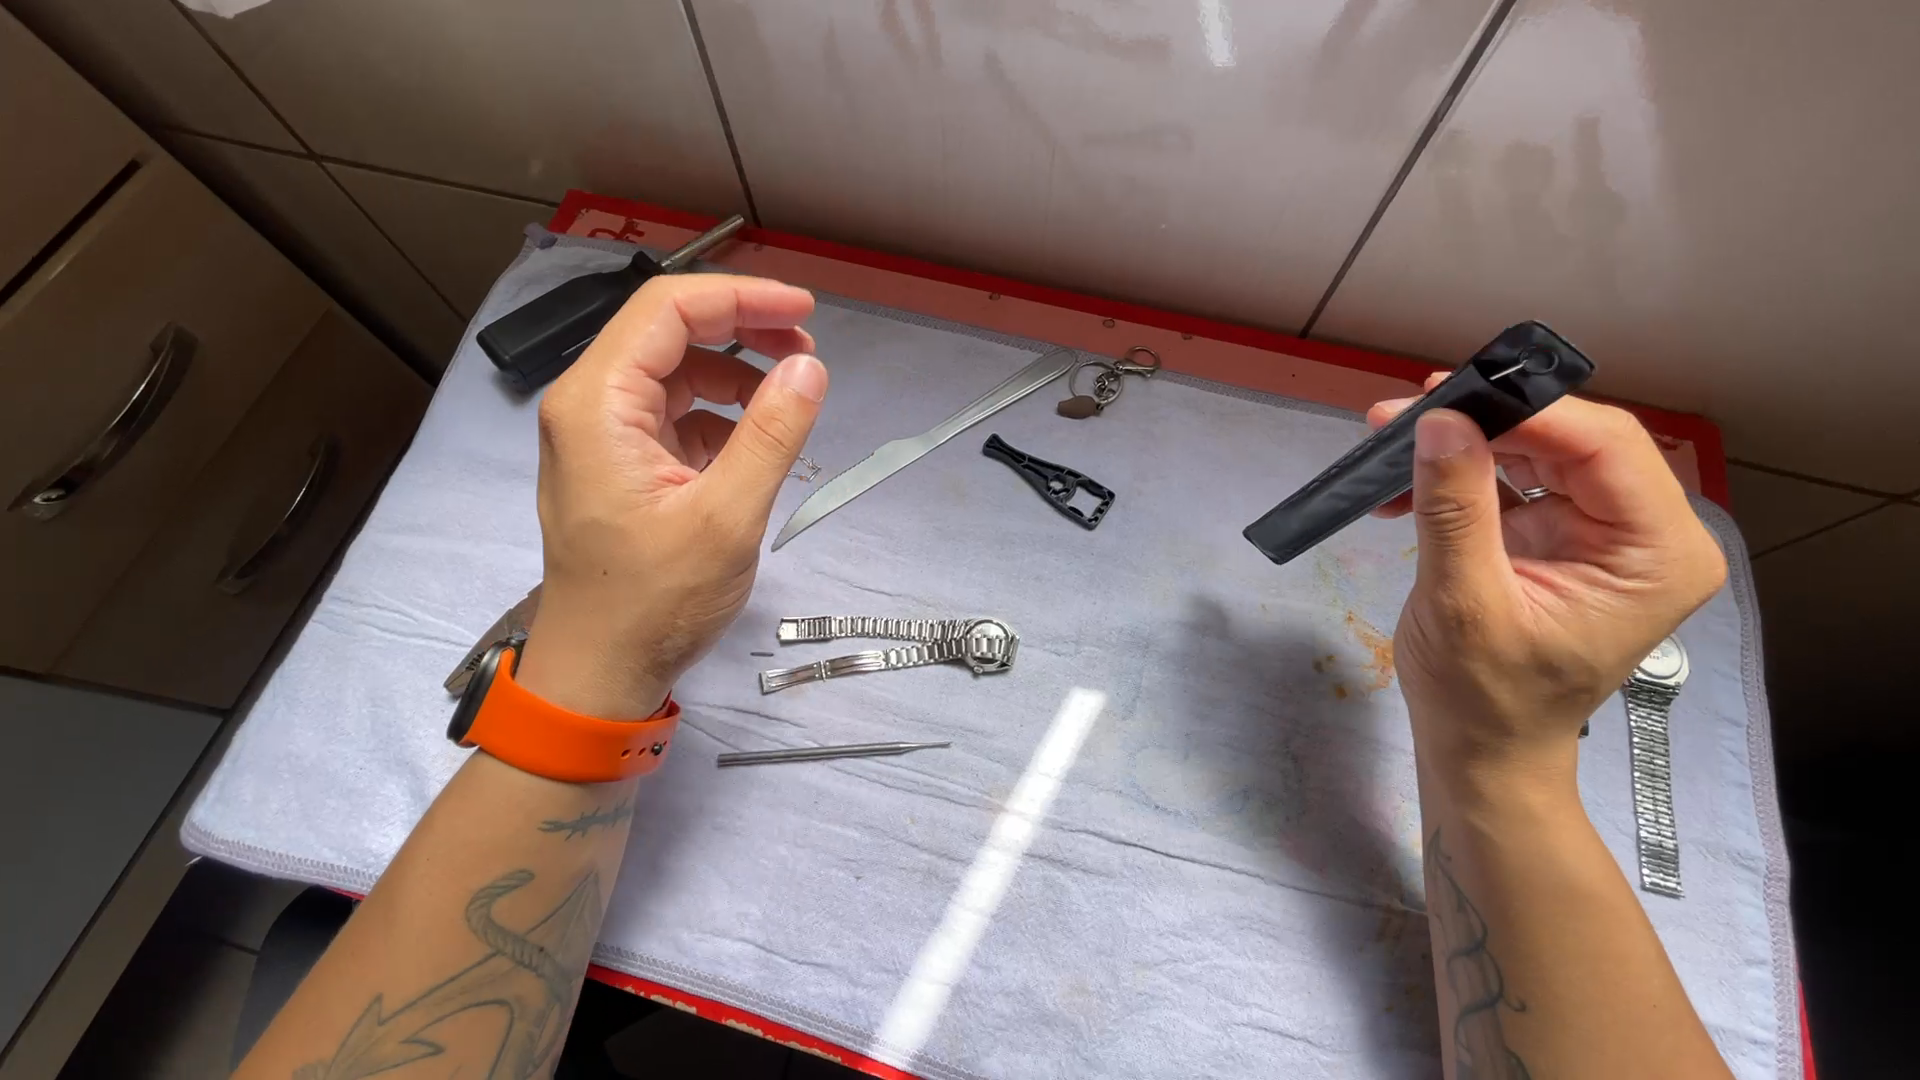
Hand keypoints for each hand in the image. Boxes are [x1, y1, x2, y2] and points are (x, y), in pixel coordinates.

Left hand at [512, 274, 827, 717]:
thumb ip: (770, 435)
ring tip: (788, 401)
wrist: (601, 671)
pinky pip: (675, 415)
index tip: (807, 313)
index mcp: (598, 403)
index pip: (669, 310)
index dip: (742, 298)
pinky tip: (753, 446)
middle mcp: (589, 405)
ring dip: (735, 376)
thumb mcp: (727, 518)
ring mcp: (602, 436)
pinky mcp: (620, 465)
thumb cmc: (656, 601)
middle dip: (743, 331)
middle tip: (807, 353)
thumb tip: (809, 367)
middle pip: (669, 334)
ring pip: (675, 373)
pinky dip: (721, 417)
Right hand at [1370, 376, 1725, 797]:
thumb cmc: (1480, 695)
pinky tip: (1401, 490)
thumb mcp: (1464, 602)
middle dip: (1480, 424)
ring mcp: (1597, 533)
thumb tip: (1437, 421)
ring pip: (1533, 454)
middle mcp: (1641, 532)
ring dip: (1459, 448)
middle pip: (1569, 441)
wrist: (1480, 749)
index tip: (1440, 399)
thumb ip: (1456, 509)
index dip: (1525, 411)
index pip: (1605, 446)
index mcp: (1655, 553)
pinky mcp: (1554, 538)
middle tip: (1396, 417)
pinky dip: (1454, 480)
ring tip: (1387, 451)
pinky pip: (1509, 484)